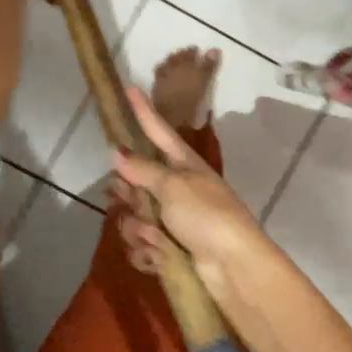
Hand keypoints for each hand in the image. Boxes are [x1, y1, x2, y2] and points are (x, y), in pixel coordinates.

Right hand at [110, 87, 264, 277]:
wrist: (232, 264)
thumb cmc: (206, 215)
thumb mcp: (173, 185)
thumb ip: (143, 170)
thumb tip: (118, 152)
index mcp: (185, 165)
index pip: (158, 132)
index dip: (143, 112)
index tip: (129, 87)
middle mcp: (178, 188)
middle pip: (137, 181)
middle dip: (129, 194)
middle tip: (129, 199)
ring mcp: (175, 220)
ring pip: (135, 217)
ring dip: (138, 229)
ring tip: (154, 237)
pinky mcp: (171, 248)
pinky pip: (143, 246)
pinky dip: (147, 253)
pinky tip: (158, 257)